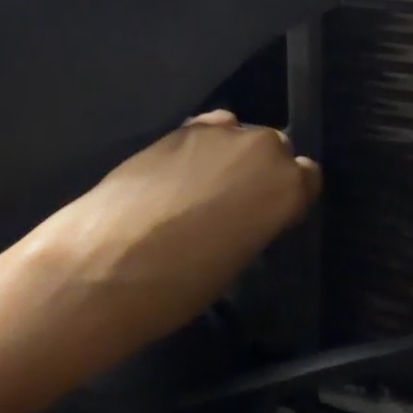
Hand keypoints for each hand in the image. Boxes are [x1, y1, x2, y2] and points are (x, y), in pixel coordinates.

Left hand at [24, 110, 321, 344]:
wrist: (105, 264)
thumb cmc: (180, 284)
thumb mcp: (236, 260)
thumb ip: (254, 224)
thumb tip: (245, 214)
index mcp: (287, 187)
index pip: (307, 177)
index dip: (288, 198)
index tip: (271, 218)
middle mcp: (260, 149)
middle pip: (275, 148)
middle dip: (262, 171)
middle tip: (236, 206)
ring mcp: (217, 132)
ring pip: (239, 135)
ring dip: (230, 155)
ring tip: (203, 189)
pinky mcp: (176, 128)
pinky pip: (204, 132)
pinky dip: (199, 149)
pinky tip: (177, 176)